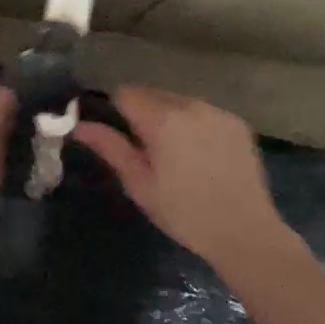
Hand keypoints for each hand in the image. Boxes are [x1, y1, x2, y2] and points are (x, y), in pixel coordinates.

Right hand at [73, 86, 293, 269]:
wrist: (244, 232)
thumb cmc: (184, 213)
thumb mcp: (140, 185)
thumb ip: (110, 147)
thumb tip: (80, 125)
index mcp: (163, 119)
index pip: (126, 92)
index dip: (116, 109)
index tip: (120, 135)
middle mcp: (191, 104)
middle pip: (153, 94)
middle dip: (144, 114)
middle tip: (148, 152)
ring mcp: (218, 111)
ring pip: (180, 102)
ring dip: (171, 118)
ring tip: (178, 157)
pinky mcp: (237, 122)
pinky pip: (205, 113)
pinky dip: (197, 126)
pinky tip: (204, 157)